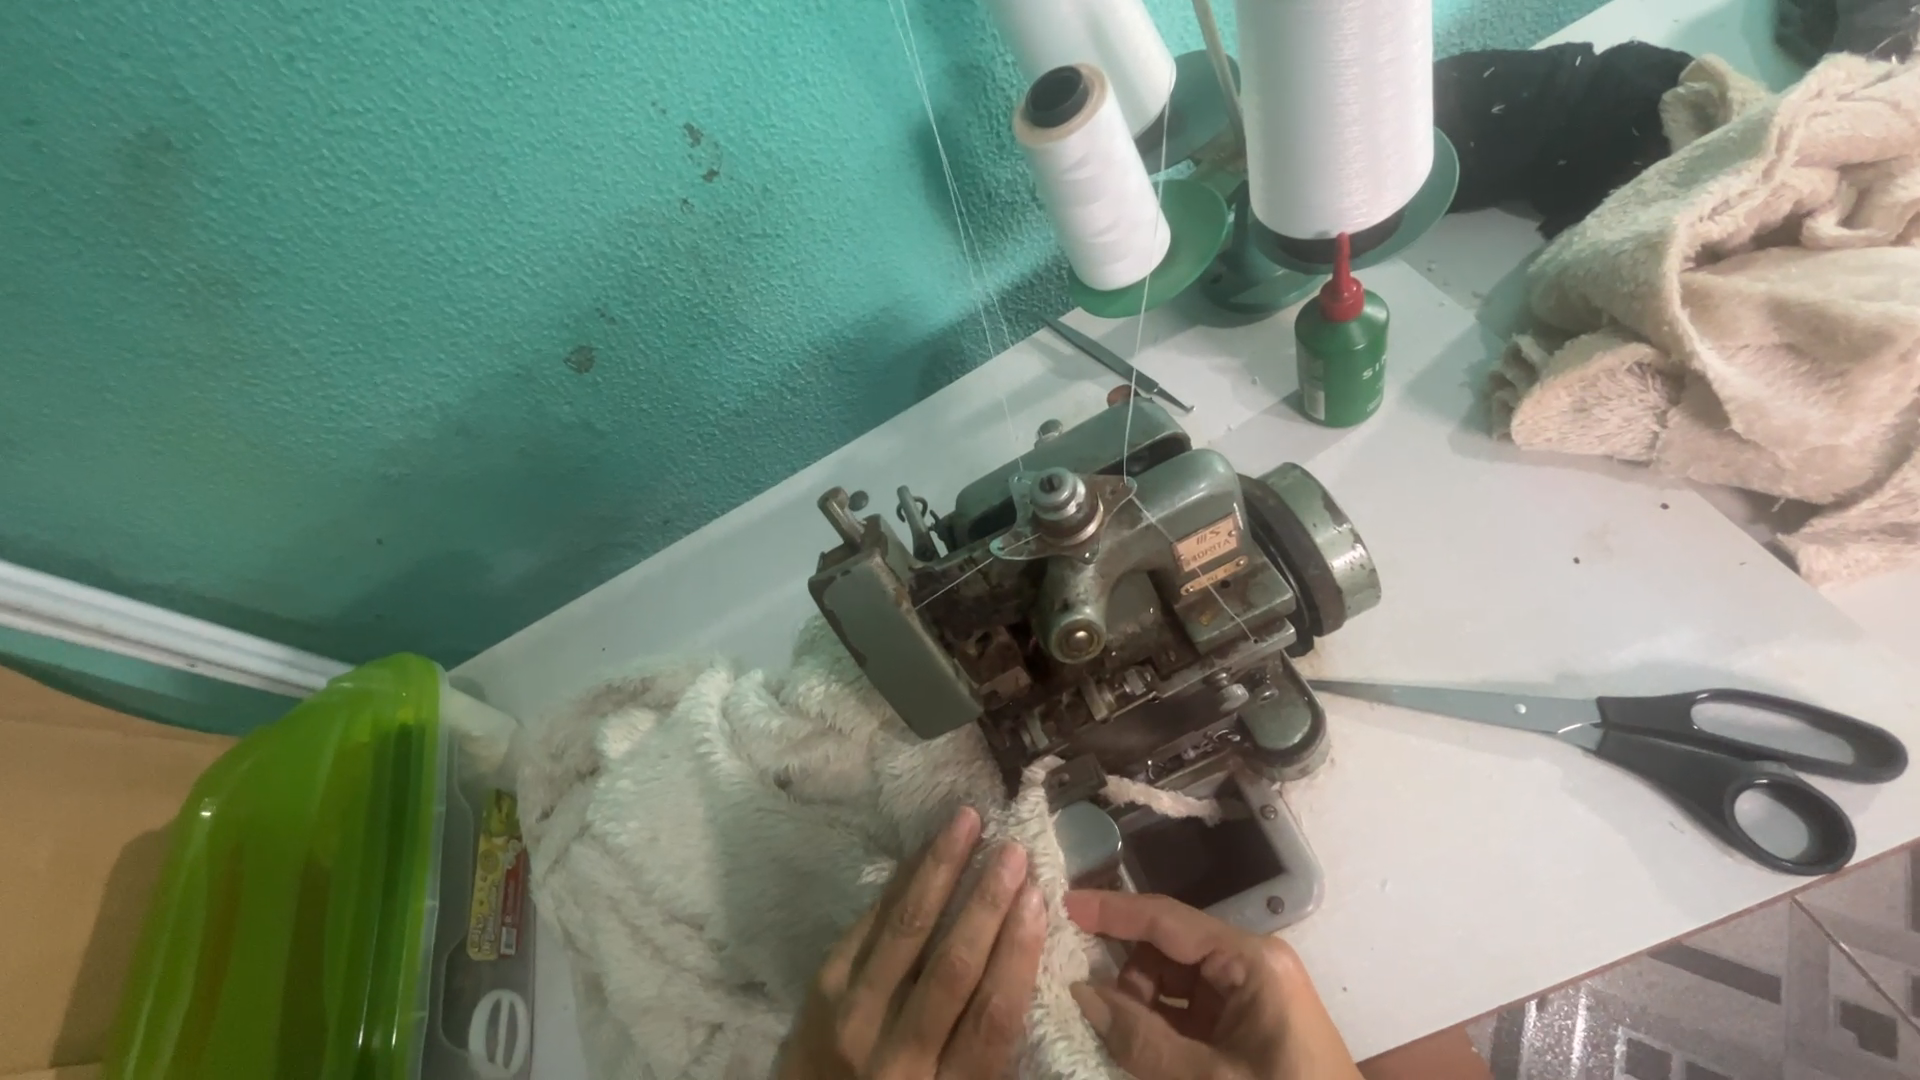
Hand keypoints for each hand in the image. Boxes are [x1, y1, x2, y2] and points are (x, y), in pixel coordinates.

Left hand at [778, 807, 1046, 1079]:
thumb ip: (985, 1043)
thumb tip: (1021, 953)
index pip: (991, 1017)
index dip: (1017, 952)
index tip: (1037, 897)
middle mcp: (898, 1057)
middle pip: (951, 966)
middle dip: (986, 901)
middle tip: (1012, 850)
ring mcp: (853, 1017)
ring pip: (905, 931)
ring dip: (939, 870)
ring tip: (966, 823)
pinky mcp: (822, 989)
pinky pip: (869, 924)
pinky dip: (899, 883)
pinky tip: (923, 851)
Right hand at [1067, 890, 1363, 1079]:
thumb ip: (1140, 1037)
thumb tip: (1081, 993)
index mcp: (1252, 962)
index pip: (1168, 918)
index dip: (1112, 910)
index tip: (1064, 904)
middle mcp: (1252, 966)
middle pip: (1169, 948)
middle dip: (1124, 968)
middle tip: (1080, 990)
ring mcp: (1252, 999)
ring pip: (1175, 981)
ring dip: (1139, 1001)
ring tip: (1110, 1031)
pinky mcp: (1249, 1030)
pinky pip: (1190, 1012)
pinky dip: (1158, 1024)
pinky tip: (1132, 1044)